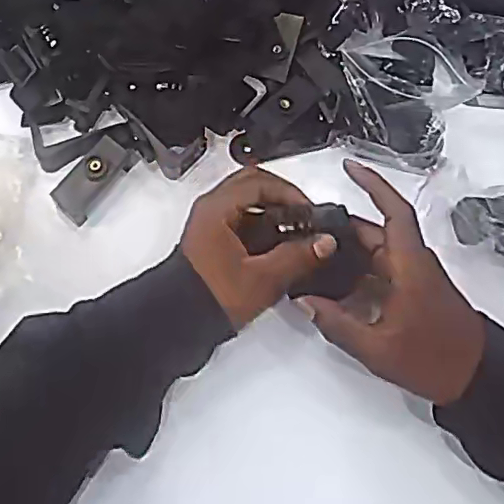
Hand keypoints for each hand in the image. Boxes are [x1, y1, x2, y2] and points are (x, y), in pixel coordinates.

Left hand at [181, 166, 337, 329]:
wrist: (180, 321)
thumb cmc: (210, 297)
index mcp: (217, 208)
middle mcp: (210, 209)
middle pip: (251, 185)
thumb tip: (323, 243)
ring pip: (246, 202)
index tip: (308, 210)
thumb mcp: (263, 279)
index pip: (258, 182)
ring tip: (298, 231)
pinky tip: (281, 246)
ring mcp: (210, 223)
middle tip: (305, 214)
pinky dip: (263, 225)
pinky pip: (241, 219)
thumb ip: (297, 257)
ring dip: (273, 211)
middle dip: (282, 197)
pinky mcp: (213, 239)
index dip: (288, 192)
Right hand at [299, 160, 486, 405]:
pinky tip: (337, 287)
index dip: (372, 183)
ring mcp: (414, 277)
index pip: (393, 210)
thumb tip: (306, 304)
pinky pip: (381, 270)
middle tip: (311, 229)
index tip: (350, 166)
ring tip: (316, 257)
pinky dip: (358, 271)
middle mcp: (413, 263)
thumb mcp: (379, 349)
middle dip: (342, 227)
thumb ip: (337, 324)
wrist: (481, 381)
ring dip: (349, 251)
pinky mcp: (414, 291)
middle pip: (374, 231)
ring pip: (376, 251)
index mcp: (410, 264)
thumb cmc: (441, 360)